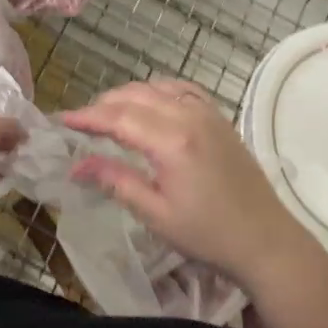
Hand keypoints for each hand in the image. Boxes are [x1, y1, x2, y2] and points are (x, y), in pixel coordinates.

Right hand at [61, 79, 314, 288]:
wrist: (265, 240)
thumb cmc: (208, 234)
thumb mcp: (156, 214)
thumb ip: (116, 182)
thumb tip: (77, 165)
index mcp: (171, 141)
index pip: (118, 117)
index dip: (87, 117)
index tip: (62, 120)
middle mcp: (189, 116)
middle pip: (136, 96)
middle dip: (104, 104)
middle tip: (81, 121)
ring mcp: (207, 113)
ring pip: (158, 87)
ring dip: (129, 95)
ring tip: (108, 112)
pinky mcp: (219, 118)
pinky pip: (182, 89)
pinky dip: (158, 90)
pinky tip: (149, 103)